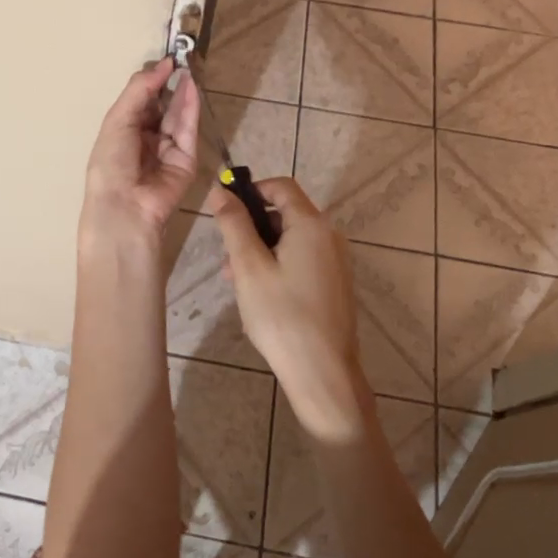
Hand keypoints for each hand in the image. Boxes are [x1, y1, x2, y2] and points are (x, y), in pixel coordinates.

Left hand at [80, 56, 199, 246]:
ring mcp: (167, 149)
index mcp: (122, 132)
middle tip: (180, 59)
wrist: (125, 206)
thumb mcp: (118, 120)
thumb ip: (139, 90)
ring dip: (182, 92)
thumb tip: (163, 64)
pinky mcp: (186, 159)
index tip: (164, 60)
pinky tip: (191, 87)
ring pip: (177, 116)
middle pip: (160, 106)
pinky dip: (191, 108)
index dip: (150, 81)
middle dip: (168, 85)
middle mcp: (145, 139)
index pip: (140, 100)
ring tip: (187, 67)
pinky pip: (188, 129)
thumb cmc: (111, 162)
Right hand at [209, 177, 370, 442]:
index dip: (251, 190)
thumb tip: (221, 190)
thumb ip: (234, 224)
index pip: (281, 186)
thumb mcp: (249, 267)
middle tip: (227, 261)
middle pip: (285, 214)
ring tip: (238, 285)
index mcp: (311, 225)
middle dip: (251, 229)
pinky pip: (301, 262)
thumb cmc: (282, 315)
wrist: (322, 371)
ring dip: (261, 252)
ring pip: (290, 242)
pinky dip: (277, 268)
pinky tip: (260, 298)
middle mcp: (330, 237)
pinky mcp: (334, 285)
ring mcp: (335, 262)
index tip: (225, 212)